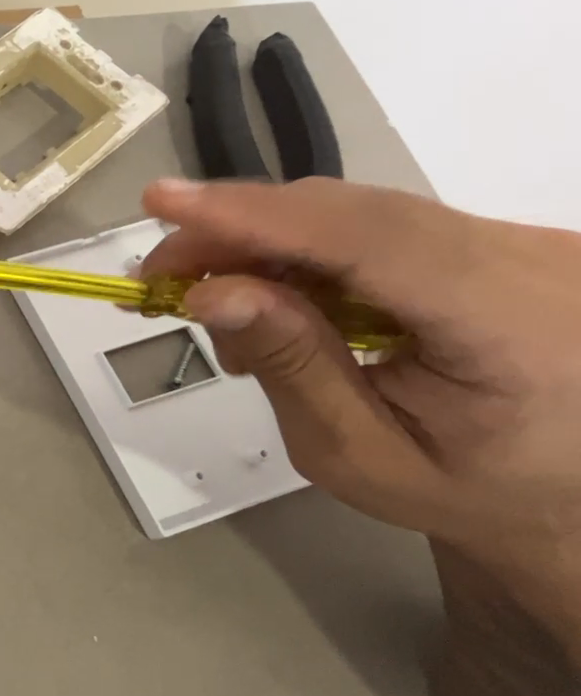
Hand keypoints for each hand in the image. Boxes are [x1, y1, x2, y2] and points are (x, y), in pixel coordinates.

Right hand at [141, 176, 580, 559]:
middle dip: (236, 231)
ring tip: (207, 302)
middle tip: (156, 278)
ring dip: (261, 245)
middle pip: (352, 215)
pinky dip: (299, 251)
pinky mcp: (498, 241)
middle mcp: (535, 261)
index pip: (368, 241)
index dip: (258, 215)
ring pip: (356, 213)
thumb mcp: (355, 451)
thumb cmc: (461, 491)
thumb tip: (209, 293)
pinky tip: (267, 296)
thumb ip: (291, 365)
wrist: (569, 493)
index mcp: (514, 327)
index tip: (161, 202)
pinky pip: (374, 226)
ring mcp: (522, 242)